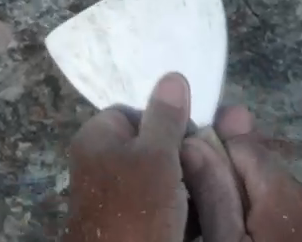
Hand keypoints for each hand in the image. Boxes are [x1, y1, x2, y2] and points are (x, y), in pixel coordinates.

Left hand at [65, 73, 195, 241]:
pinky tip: (197, 218)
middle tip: (205, 165)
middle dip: (180, 155)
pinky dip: (180, 211)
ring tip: (204, 193)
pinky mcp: (132, 228)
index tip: (190, 135)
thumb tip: (173, 76)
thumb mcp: (155, 156)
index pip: (134, 111)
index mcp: (96, 138)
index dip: (165, 120)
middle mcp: (100, 164)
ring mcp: (115, 200)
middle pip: (151, 145)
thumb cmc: (134, 211)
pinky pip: (161, 207)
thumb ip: (166, 117)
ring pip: (160, 178)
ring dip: (185, 185)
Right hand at [183, 106, 301, 241]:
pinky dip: (269, 217)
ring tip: (228, 222)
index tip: (188, 168)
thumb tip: (191, 139)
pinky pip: (289, 211)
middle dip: (230, 176)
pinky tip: (255, 233)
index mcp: (283, 187)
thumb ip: (213, 192)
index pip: (239, 142)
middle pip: (256, 164)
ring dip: (249, 198)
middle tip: (203, 201)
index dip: (210, 152)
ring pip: (272, 189)